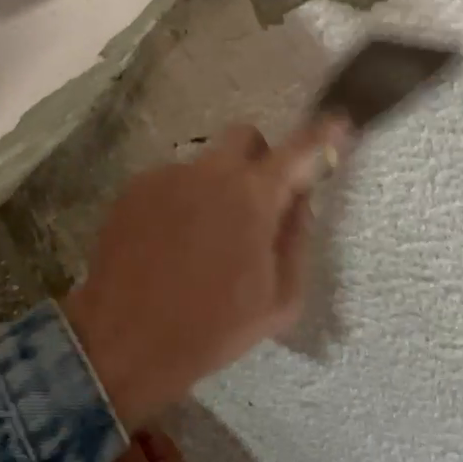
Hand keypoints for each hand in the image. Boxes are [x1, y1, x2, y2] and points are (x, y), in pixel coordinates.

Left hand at [63, 118, 350, 427]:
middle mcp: (208, 171)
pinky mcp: (133, 188)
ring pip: (204, 164)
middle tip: (258, 202)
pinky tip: (171, 244)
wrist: (124, 338)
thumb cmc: (211, 327)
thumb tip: (299, 201)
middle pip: (244, 137)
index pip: (298, 151)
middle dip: (259, 159)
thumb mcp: (278, 300)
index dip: (322, 136)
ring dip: (215, 187)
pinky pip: (170, 182)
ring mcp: (166, 175)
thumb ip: (296, 239)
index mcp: (252, 196)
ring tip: (203, 241)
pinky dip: (180, 202)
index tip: (338, 123)